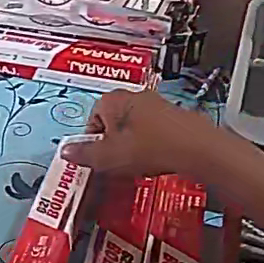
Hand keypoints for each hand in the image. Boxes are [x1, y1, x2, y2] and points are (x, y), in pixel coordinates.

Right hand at [60, 90, 229, 178]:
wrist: (197, 149)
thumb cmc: (151, 147)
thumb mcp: (110, 157)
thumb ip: (86, 155)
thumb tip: (66, 152)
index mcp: (113, 100)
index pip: (92, 119)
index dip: (92, 141)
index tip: (96, 158)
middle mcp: (134, 96)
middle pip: (112, 122)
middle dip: (112, 144)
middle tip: (115, 164)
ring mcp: (156, 105)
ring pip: (133, 128)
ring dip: (130, 146)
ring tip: (136, 165)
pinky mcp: (174, 117)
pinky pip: (152, 132)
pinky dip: (149, 146)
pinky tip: (154, 161)